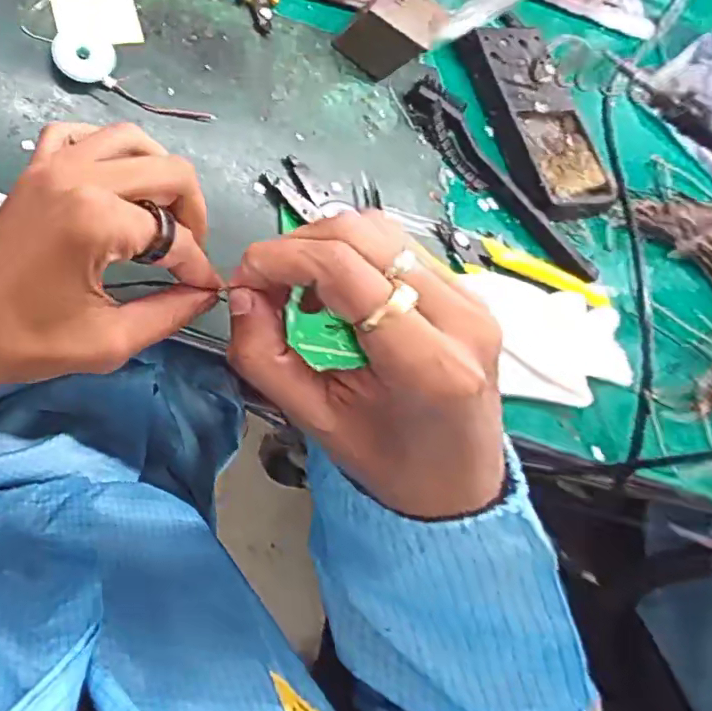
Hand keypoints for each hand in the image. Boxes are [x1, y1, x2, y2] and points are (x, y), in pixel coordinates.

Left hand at [0, 122, 222, 399]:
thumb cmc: (21, 342)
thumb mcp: (105, 341)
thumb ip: (167, 313)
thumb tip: (204, 292)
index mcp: (95, 219)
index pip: (172, 235)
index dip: (196, 267)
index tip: (202, 290)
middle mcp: (76, 177)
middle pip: (166, 169)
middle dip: (191, 212)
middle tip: (187, 253)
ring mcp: (49, 166)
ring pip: (127, 138)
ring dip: (155, 170)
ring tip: (159, 214)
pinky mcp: (31, 171)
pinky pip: (74, 135)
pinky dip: (102, 148)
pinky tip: (110, 181)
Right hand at [225, 211, 506, 518]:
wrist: (458, 484)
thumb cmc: (388, 459)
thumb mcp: (309, 416)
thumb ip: (261, 354)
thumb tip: (242, 295)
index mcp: (426, 363)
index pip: (341, 268)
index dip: (277, 260)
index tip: (245, 281)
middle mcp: (460, 319)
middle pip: (358, 233)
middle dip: (291, 247)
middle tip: (263, 282)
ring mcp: (469, 299)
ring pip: (374, 226)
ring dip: (316, 244)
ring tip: (295, 285)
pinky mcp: (462, 291)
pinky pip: (389, 243)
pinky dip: (341, 252)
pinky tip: (328, 288)